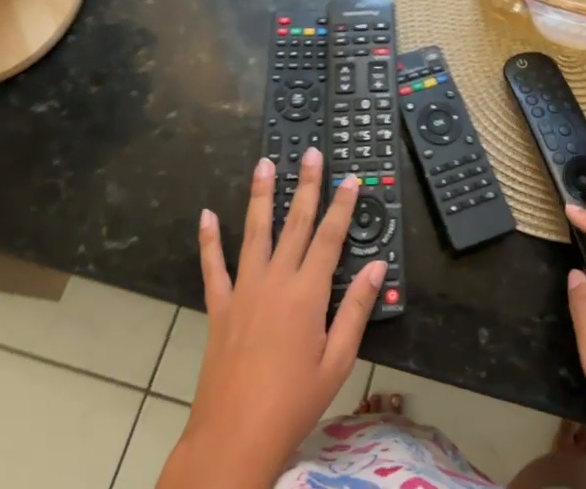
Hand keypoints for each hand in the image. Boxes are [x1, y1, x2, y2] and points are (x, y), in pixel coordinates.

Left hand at [156, 150, 385, 488]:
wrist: (235, 433)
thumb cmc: (294, 401)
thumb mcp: (338, 360)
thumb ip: (356, 309)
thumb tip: (378, 267)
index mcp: (307, 294)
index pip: (330, 237)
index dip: (342, 205)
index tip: (350, 178)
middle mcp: (275, 281)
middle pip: (294, 223)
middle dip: (306, 186)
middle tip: (311, 154)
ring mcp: (243, 291)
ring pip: (254, 232)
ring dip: (260, 196)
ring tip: (265, 164)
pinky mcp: (219, 306)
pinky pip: (213, 266)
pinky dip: (209, 240)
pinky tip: (207, 215)